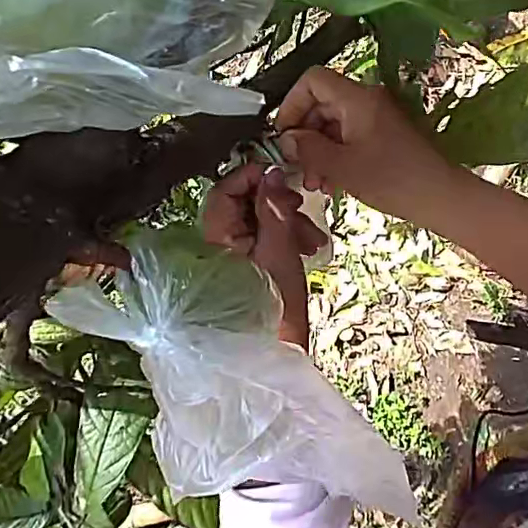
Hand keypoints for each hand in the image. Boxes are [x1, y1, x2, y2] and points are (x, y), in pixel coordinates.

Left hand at [202, 163, 326, 345]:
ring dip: (286, 220)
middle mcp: (216, 245)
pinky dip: (284, 237)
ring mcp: (231, 257)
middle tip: (301, 206)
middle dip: (275, 201)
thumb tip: (272, 173)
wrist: (281, 354)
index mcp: (216, 239)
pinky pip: (262, 238)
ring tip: (311, 237)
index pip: (223, 191)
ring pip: (256, 220)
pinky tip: (307, 247)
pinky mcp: (246, 267)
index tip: (280, 176)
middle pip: (242, 204)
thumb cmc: (277, 306)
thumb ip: (273, 209)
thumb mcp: (279, 251)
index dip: (250, 177)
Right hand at [273, 68, 458, 224]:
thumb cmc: (392, 179)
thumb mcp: (342, 167)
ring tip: (313, 182)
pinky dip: (335, 154)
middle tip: (296, 166)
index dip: (292, 104)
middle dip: (304, 134)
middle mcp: (367, 100)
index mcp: (357, 98)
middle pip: (321, 103)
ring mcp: (377, 116)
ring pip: (333, 123)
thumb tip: (287, 139)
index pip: (313, 80)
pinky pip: (349, 135)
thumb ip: (308, 149)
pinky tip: (331, 182)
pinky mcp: (384, 134)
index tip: (284, 135)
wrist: (441, 197)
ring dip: (318, 150)